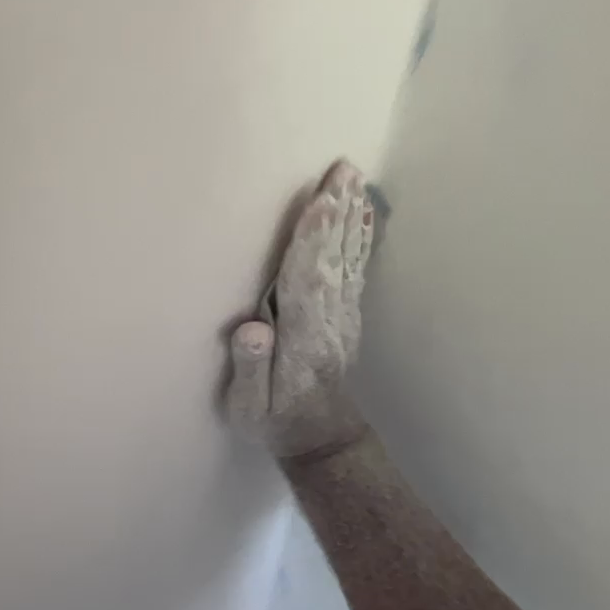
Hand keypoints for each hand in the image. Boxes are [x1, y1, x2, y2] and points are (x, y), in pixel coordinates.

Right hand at [227, 159, 375, 462]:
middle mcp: (327, 320)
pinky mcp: (346, 315)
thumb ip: (249, 367)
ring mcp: (342, 316)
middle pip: (332, 258)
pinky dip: (358, 238)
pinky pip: (354, 269)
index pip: (306, 280)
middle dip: (337, 212)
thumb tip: (251, 328)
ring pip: (347, 258)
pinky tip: (360, 215)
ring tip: (354, 179)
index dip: (313, 239)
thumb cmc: (275, 421)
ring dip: (350, 217)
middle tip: (344, 169)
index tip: (320, 201)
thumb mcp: (248, 407)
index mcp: (301, 338)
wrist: (322, 439)